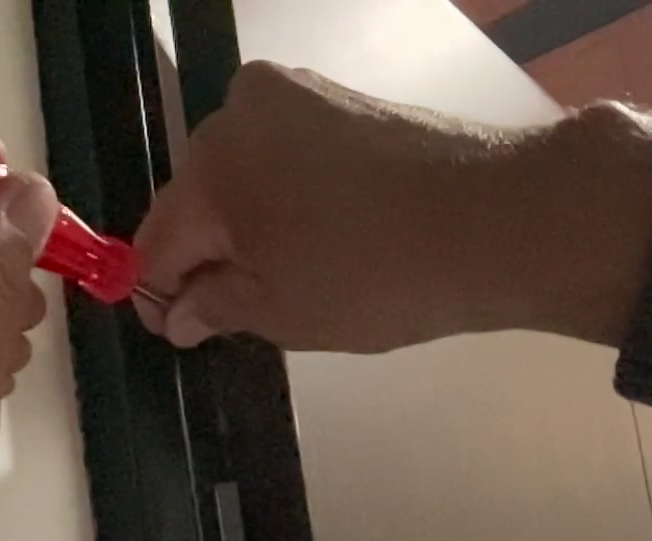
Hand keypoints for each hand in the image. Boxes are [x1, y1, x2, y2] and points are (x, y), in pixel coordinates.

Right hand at [134, 62, 651, 352]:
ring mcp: (292, 97)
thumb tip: (179, 314)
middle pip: (194, 203)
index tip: (170, 333)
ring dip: (239, 234)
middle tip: (219, 318)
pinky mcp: (336, 100)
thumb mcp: (280, 312)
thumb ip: (215, 307)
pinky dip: (277, 205)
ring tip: (268, 285)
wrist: (496, 221)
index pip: (157, 242)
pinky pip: (279, 160)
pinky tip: (302, 244)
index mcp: (211, 168)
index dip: (156, 295)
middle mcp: (238, 112)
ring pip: (238, 179)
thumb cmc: (372, 279)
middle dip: (200, 262)